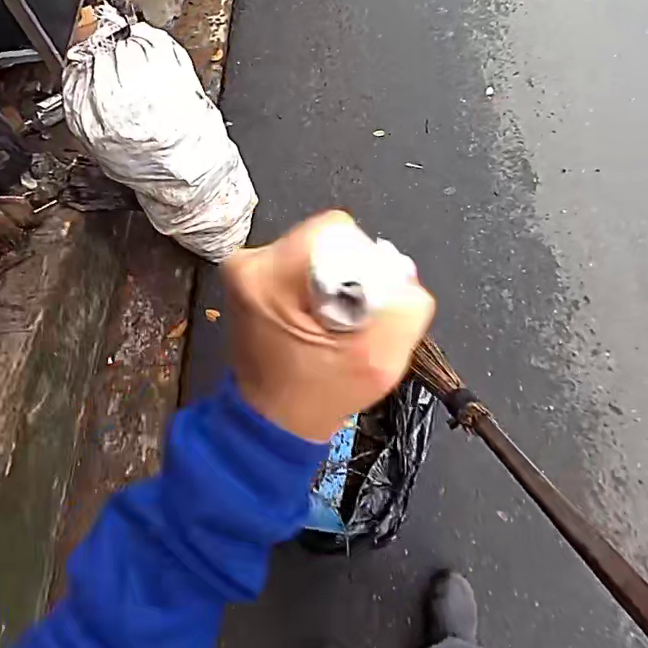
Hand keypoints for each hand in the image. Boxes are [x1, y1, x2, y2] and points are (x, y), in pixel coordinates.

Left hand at [221, 211, 435, 440]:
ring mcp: (244, 269)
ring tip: (330, 321)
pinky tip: (316, 318)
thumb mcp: (379, 360)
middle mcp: (248, 264)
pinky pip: (299, 263)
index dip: (362, 263)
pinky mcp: (250, 277)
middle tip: (347, 316)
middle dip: (347, 272)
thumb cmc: (318, 394)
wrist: (272, 416)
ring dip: (331, 280)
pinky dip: (315, 286)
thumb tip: (400, 270)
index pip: (334, 231)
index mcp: (268, 277)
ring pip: (312, 250)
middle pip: (322, 239)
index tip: (361, 301)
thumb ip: (403, 307)